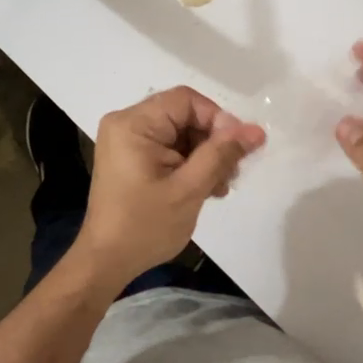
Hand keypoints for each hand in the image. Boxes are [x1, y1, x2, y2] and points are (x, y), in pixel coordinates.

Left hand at [77, 86, 266, 284]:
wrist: (107, 261)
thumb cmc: (145, 226)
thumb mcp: (189, 189)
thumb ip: (222, 154)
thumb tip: (256, 130)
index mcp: (133, 124)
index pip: (186, 101)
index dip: (218, 120)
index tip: (238, 150)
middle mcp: (127, 123)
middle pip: (184, 115)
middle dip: (213, 142)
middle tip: (233, 173)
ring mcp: (127, 141)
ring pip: (180, 133)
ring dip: (205, 156)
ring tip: (220, 186)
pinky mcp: (132, 158)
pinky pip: (169, 147)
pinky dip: (190, 163)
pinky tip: (206, 188)